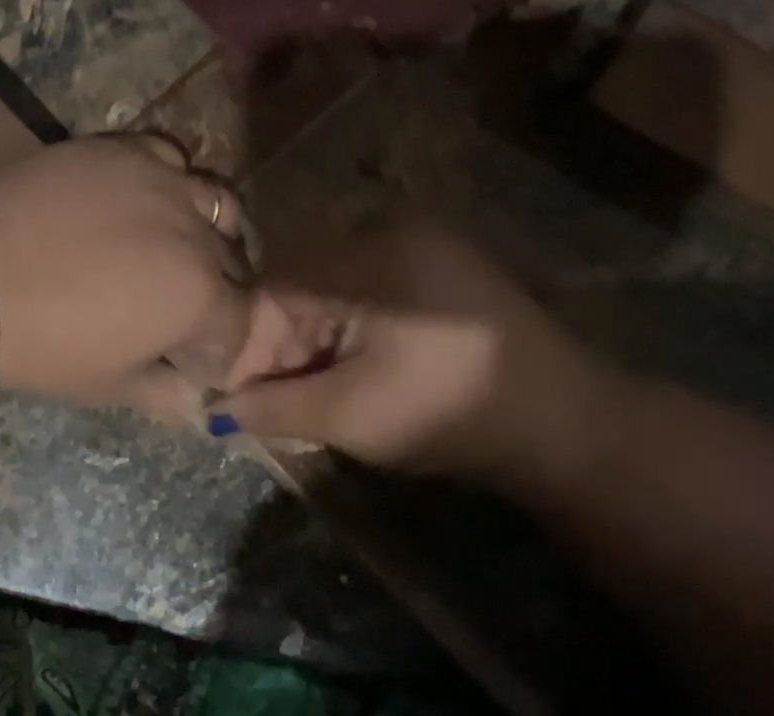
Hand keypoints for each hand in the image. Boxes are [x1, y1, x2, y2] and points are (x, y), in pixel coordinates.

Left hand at [0, 136, 249, 407]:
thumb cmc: (43, 348)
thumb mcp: (108, 385)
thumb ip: (164, 393)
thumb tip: (195, 404)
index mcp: (197, 296)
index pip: (240, 324)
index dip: (221, 350)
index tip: (195, 362)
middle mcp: (195, 232)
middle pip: (234, 263)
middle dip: (220, 295)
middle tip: (184, 314)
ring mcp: (159, 181)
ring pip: (215, 202)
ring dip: (211, 233)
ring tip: (180, 252)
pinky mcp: (121, 149)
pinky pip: (171, 158)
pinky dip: (173, 184)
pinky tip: (148, 205)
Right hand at [215, 224, 615, 481]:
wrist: (560, 424)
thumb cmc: (443, 411)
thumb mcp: (344, 414)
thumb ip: (270, 406)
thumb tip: (214, 409)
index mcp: (370, 255)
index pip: (271, 286)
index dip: (242, 344)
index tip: (232, 395)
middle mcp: (394, 234)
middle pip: (300, 285)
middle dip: (274, 347)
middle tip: (264, 403)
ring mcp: (424, 252)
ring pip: (331, 294)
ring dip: (306, 347)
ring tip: (302, 398)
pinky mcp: (442, 276)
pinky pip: (366, 298)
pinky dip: (342, 338)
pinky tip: (342, 379)